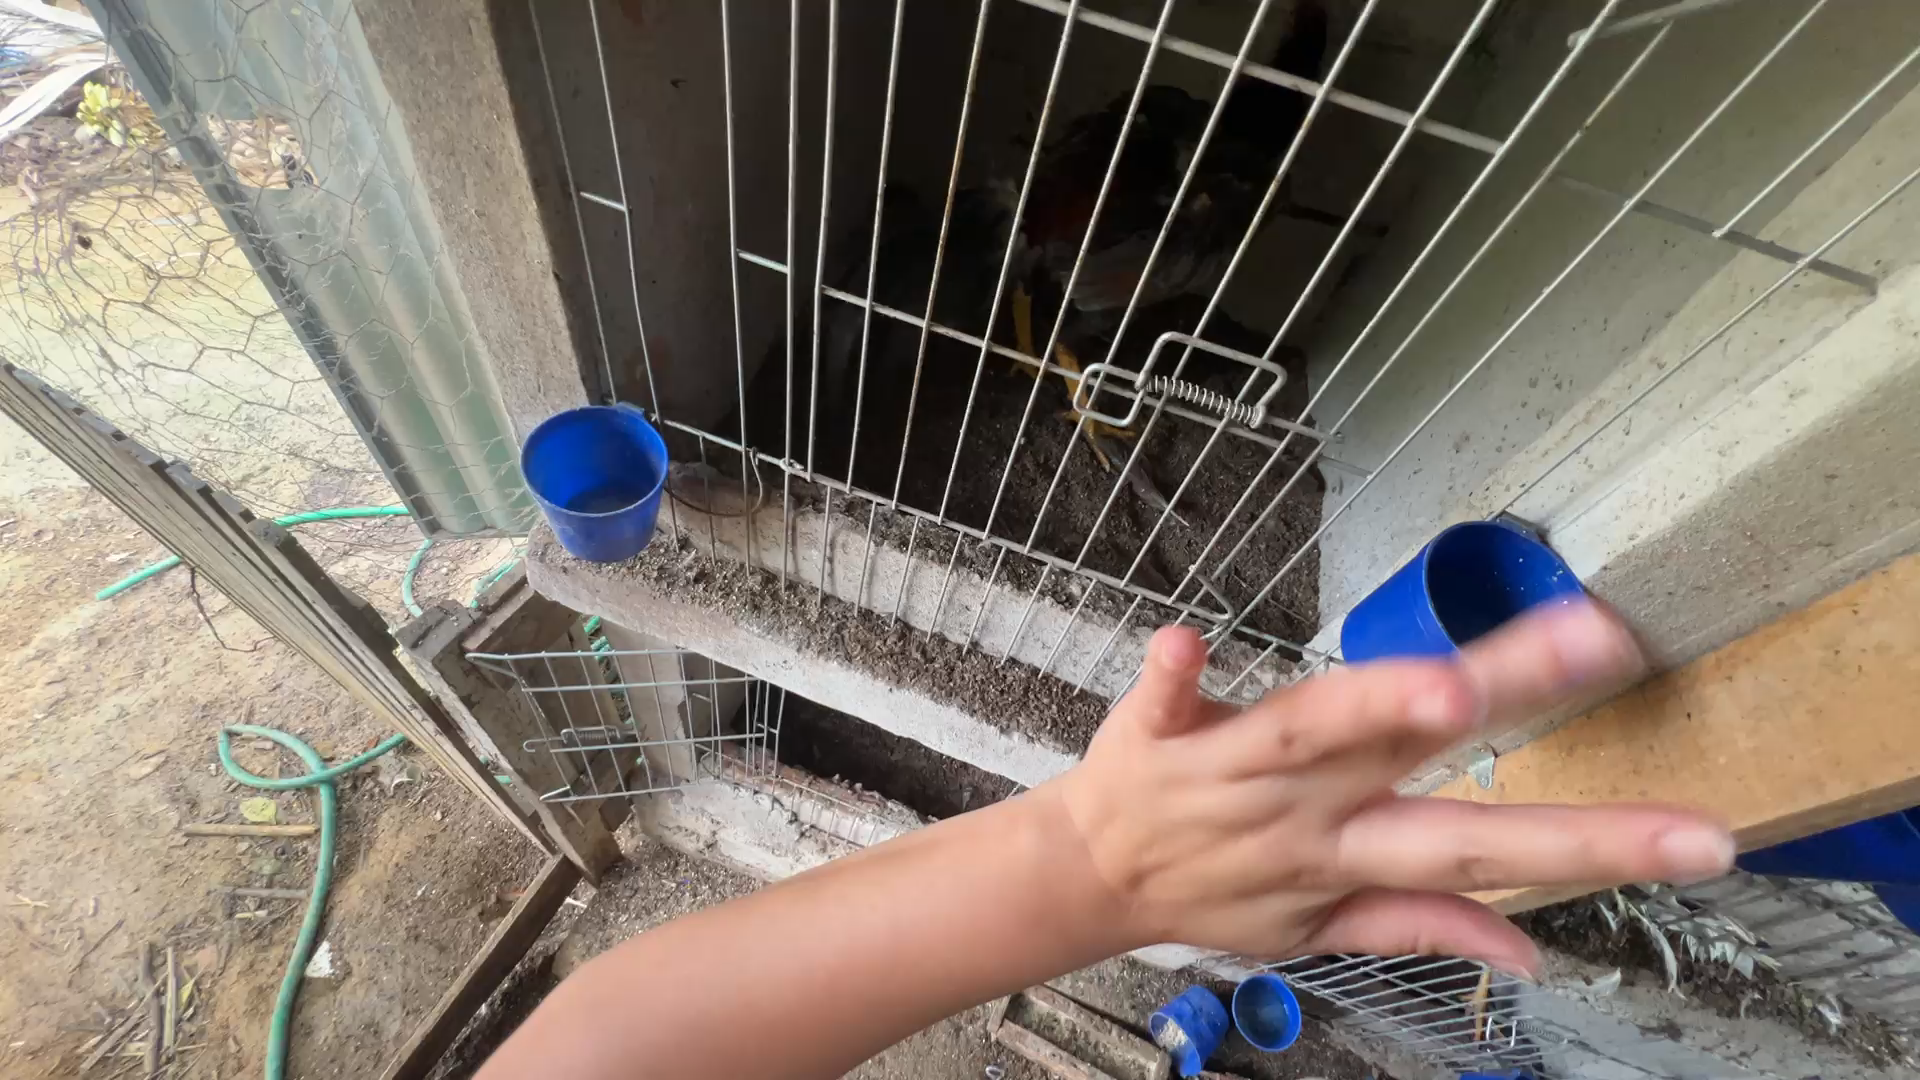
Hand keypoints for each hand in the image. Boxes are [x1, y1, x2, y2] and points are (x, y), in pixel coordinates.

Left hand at [1048, 600, 1732, 975]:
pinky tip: (1184, 640)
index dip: (1581, 843)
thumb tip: (1528, 949)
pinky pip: (1164, 695)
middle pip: (1399, 752)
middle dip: (1497, 706)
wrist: (1096, 875)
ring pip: (1301, 730)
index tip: (1699, 831)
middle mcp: (1292, 802)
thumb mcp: (1311, 928)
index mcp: (1338, 844)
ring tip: (1441, 683)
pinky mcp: (1152, 730)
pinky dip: (1174, 671)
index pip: (1470, 844)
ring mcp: (1219, 765)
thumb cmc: (1211, 889)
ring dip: (1366, 704)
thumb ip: (1410, 923)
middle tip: (1590, 648)